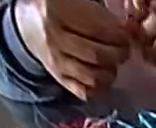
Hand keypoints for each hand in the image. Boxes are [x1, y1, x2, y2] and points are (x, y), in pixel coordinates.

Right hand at [15, 0, 132, 100]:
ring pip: (91, 76)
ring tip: (114, 66)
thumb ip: (96, 10)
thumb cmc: (59, 8)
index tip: (126, 36)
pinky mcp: (58, 78)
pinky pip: (83, 91)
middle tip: (124, 52)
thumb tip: (124, 29)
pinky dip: (98, 89)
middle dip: (117, 55)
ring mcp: (56, 61)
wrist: (28, 25)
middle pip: (96, 54)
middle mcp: (55, 37)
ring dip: (109, 74)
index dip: (117, 34)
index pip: (96, 27)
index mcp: (58, 9)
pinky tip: (103, 79)